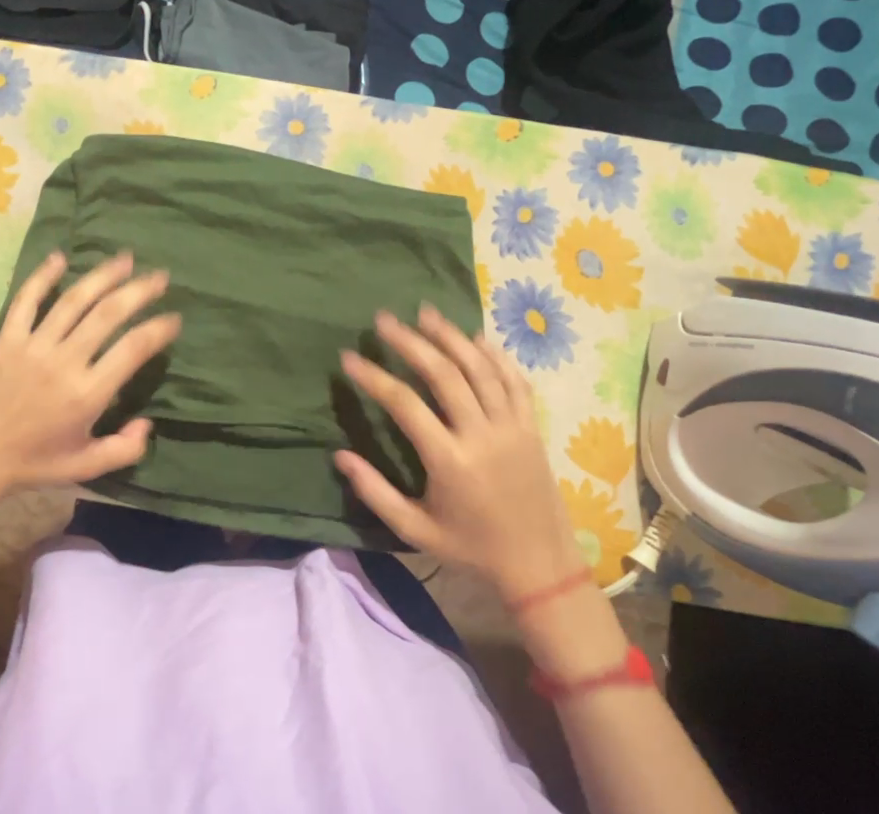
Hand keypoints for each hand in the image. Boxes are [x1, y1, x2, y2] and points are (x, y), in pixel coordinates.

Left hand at [0, 251, 181, 532]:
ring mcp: (33, 347)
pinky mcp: (6, 340)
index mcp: (88, 394)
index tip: (174, 318)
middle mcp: (64, 363)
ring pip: (73, 301)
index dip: (158, 330)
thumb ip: (124, 448)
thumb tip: (147, 422)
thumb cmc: (32, 464)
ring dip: (102, 276)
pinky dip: (43, 277)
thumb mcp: (85, 468)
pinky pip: (26, 301)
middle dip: (139, 291)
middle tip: (160, 277)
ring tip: (125, 259)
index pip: (133, 349)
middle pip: (108, 314)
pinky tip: (59, 258)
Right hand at [335, 305, 584, 598]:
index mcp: (450, 461)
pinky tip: (476, 337)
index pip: (405, 404)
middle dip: (411, 342)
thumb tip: (339, 455)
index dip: (374, 377)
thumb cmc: (470, 548)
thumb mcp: (414, 530)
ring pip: (481, 369)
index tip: (349, 358)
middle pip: (444, 374)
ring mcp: (512, 428)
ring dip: (451, 337)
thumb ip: (375, 492)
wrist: (539, 565)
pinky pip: (515, 381)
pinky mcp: (532, 428)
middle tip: (383, 320)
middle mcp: (482, 435)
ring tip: (425, 313)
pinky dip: (496, 355)